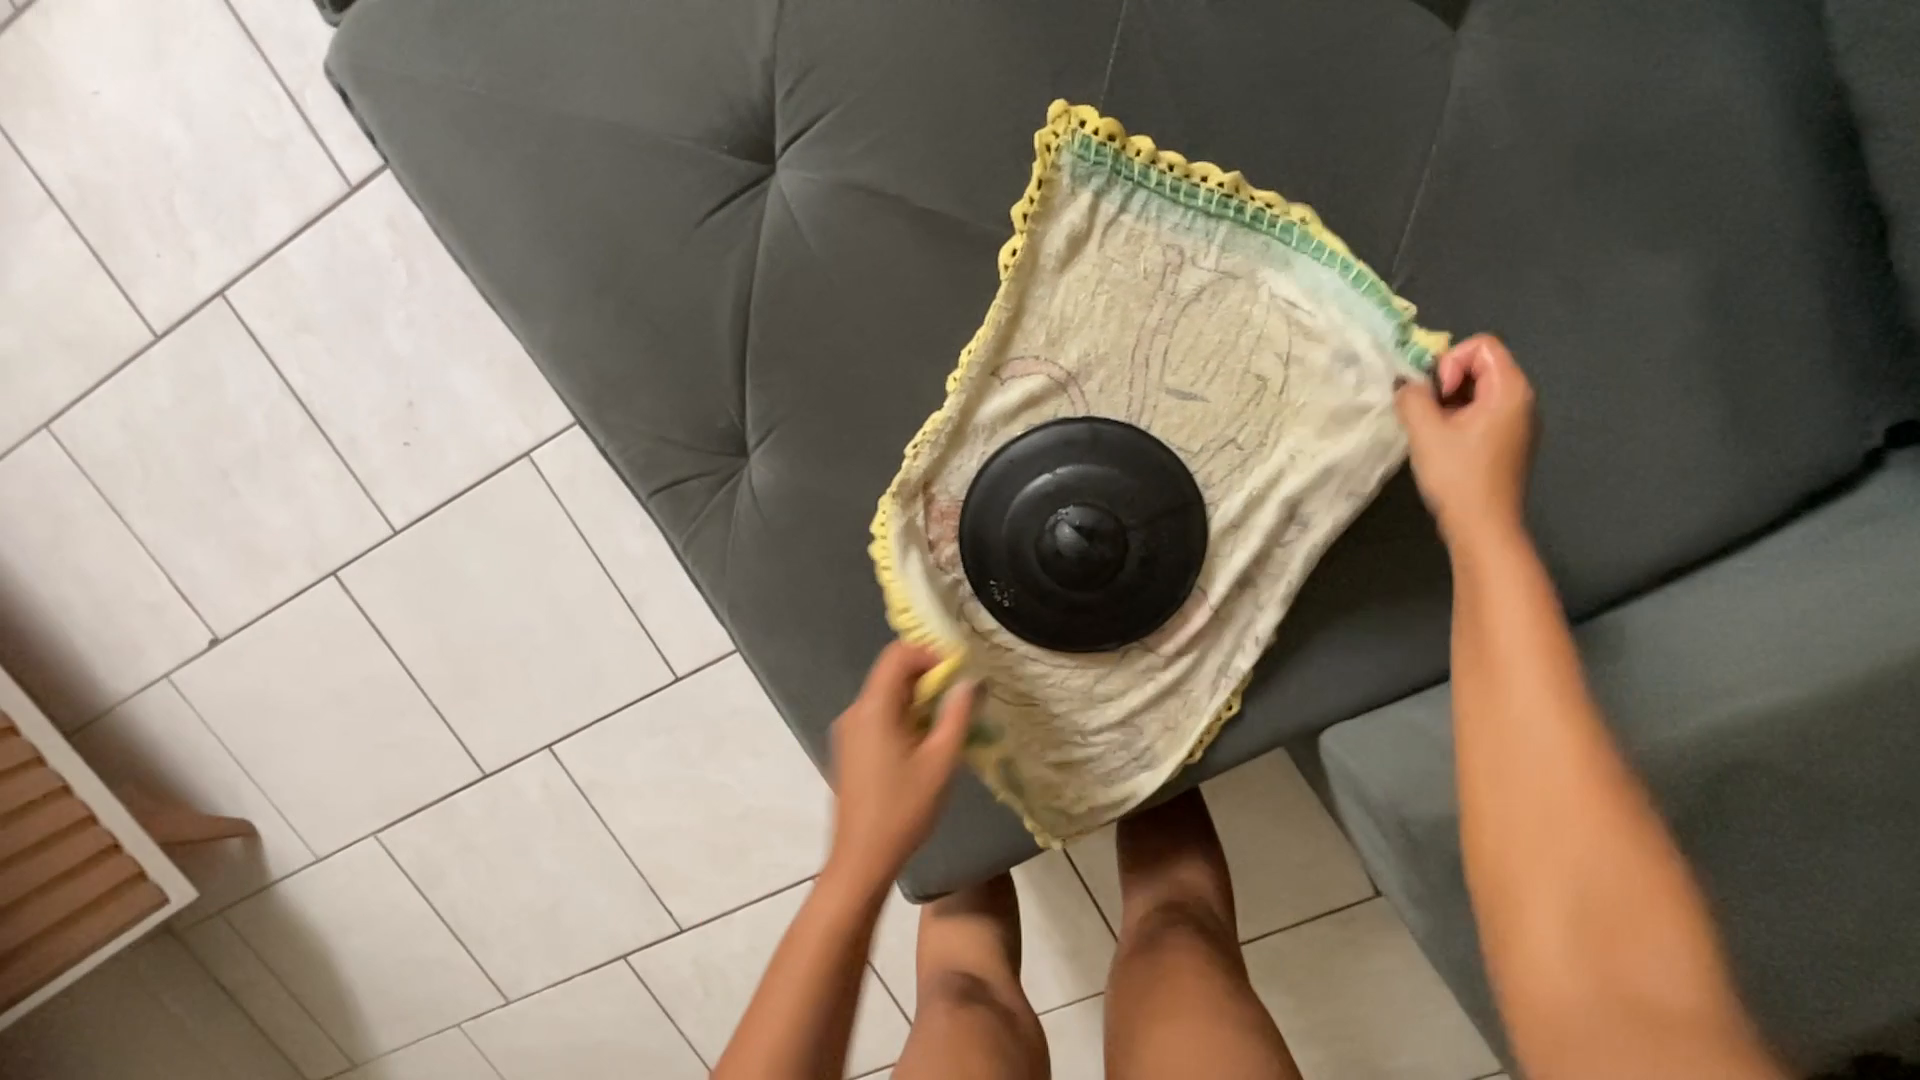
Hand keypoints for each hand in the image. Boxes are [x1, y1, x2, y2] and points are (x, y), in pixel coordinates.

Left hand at [824, 643, 976, 892]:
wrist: (862, 859)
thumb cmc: (904, 809)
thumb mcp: (941, 761)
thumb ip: (957, 714)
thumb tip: (970, 681)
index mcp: (873, 708)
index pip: (897, 655)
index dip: (930, 653)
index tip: (960, 672)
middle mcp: (855, 712)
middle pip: (891, 674)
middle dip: (928, 677)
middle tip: (960, 698)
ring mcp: (848, 731)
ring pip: (886, 697)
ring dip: (917, 700)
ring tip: (947, 723)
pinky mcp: (849, 749)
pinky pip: (878, 717)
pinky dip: (903, 717)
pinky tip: (924, 744)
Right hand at [1394, 334, 1537, 547]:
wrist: (1483, 526)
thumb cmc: (1458, 476)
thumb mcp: (1425, 432)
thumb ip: (1412, 397)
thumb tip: (1406, 384)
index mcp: (1510, 390)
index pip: (1481, 344)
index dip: (1450, 362)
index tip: (1437, 397)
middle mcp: (1521, 399)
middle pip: (1481, 364)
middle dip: (1446, 381)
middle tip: (1427, 414)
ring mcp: (1517, 421)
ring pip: (1478, 389)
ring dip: (1448, 402)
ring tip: (1431, 431)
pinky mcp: (1507, 440)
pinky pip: (1481, 411)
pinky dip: (1458, 418)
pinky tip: (1443, 445)